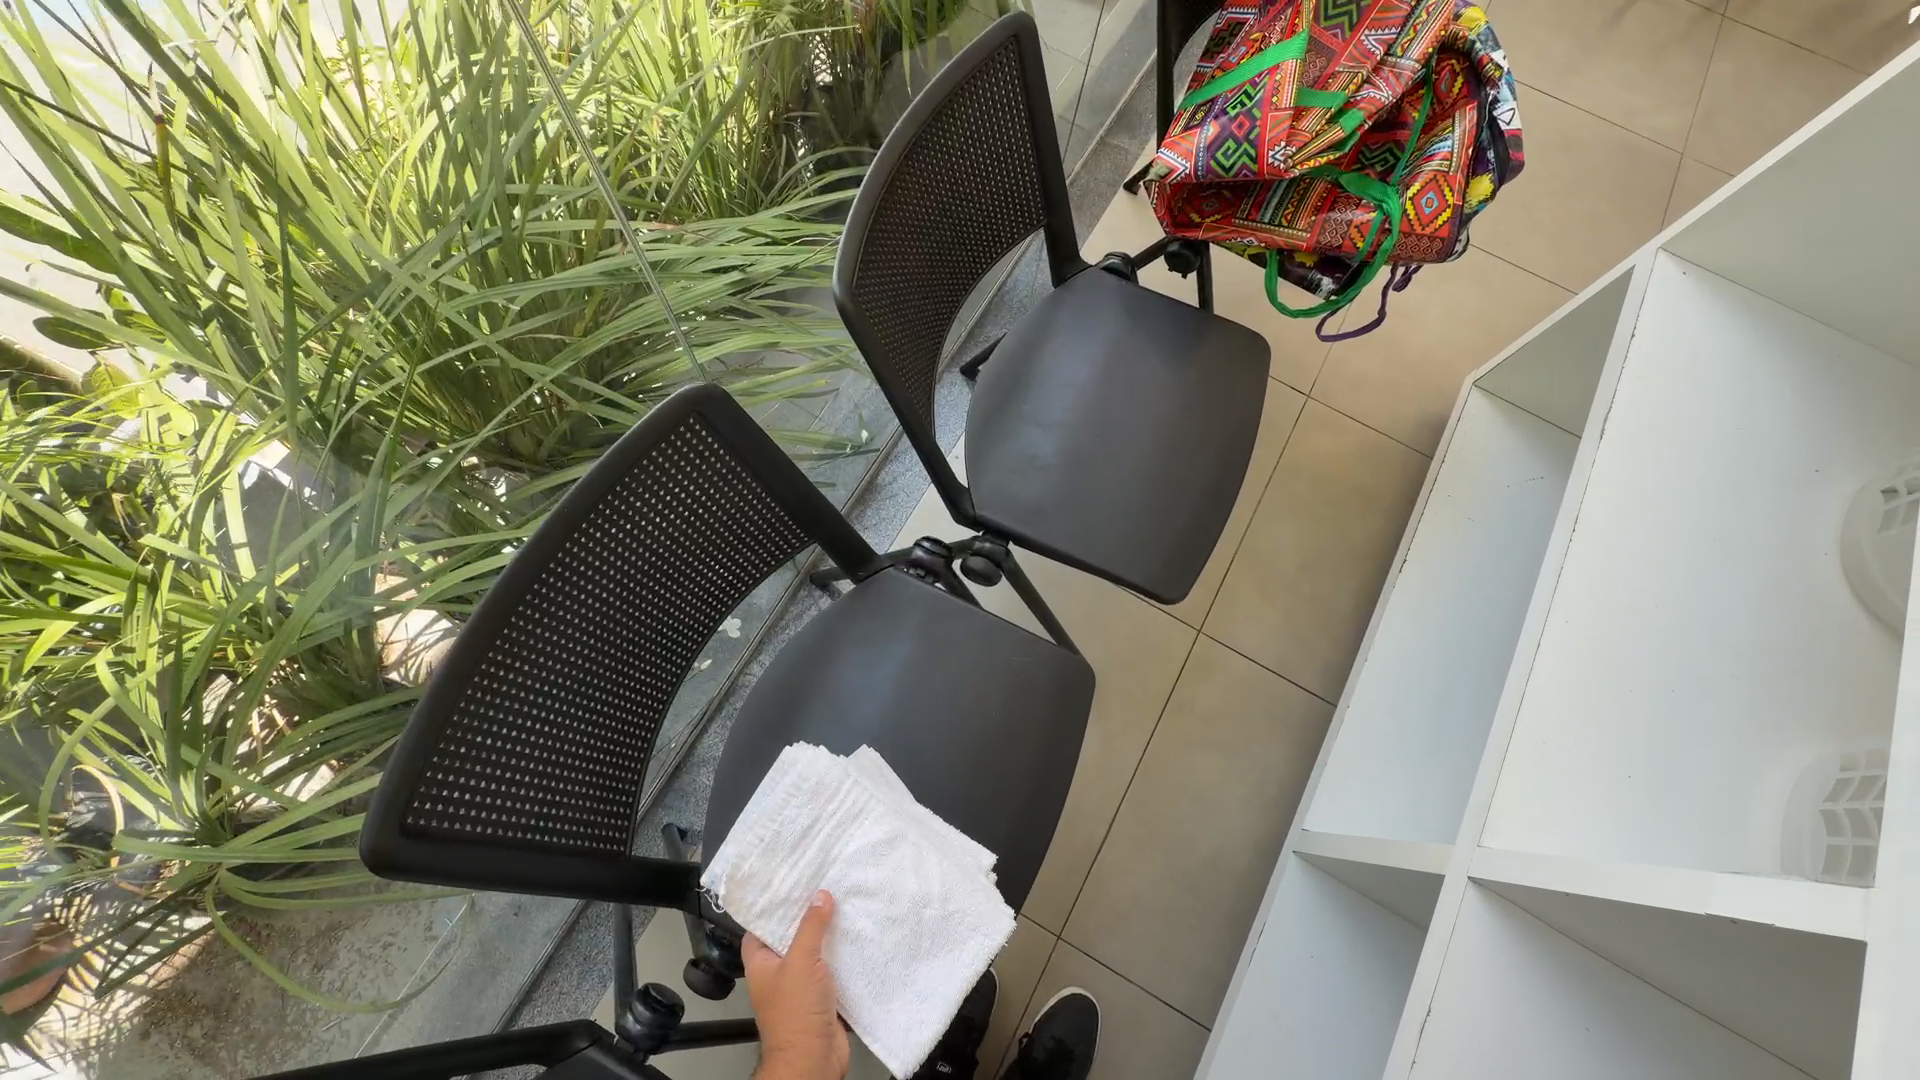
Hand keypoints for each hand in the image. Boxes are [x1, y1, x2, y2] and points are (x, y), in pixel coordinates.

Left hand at [744, 890, 849, 1079]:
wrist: (813, 1060)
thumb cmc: (795, 1012)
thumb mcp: (800, 961)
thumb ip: (810, 927)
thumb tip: (820, 895)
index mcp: (761, 963)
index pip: (761, 926)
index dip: (774, 905)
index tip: (792, 882)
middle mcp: (779, 971)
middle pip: (792, 935)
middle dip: (808, 915)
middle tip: (826, 885)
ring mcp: (801, 984)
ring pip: (815, 951)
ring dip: (829, 934)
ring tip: (846, 902)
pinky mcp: (823, 995)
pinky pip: (833, 967)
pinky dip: (844, 954)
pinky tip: (858, 935)